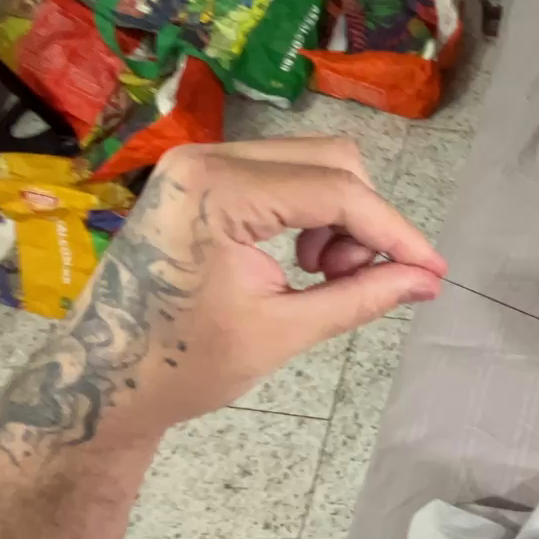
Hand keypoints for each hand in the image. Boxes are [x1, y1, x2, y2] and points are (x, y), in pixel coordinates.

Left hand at [0, 137, 445, 461]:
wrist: (105, 380)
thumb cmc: (185, 364)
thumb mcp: (285, 331)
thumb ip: (363, 297)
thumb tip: (427, 282)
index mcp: (217, 190)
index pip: (338, 193)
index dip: (396, 234)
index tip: (433, 271)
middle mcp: (209, 158)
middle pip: (332, 162)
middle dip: (366, 223)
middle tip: (360, 279)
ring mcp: (204, 165)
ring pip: (315, 167)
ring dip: (343, 220)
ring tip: (326, 277)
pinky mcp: (206, 181)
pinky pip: (287, 180)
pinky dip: (316, 218)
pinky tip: (304, 263)